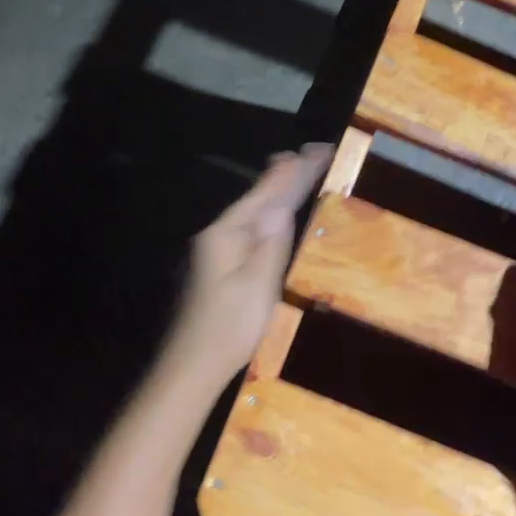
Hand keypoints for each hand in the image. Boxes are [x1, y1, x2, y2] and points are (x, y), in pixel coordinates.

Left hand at [164, 143, 333, 384]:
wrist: (194, 365)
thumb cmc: (229, 328)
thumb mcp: (256, 286)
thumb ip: (270, 244)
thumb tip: (281, 205)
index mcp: (228, 234)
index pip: (267, 192)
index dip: (295, 171)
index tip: (321, 150)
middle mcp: (220, 234)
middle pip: (258, 197)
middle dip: (287, 174)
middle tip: (315, 152)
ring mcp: (219, 250)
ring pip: (254, 211)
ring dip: (279, 190)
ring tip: (298, 168)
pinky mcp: (223, 266)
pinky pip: (252, 227)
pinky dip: (270, 213)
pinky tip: (276, 213)